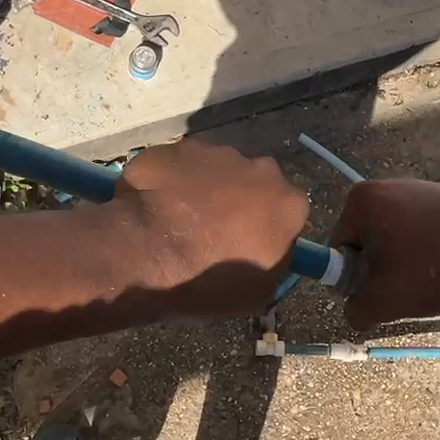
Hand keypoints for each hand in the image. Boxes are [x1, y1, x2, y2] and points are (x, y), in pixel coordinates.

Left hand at [111, 140, 310, 315]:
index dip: (268, 227)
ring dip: (205, 188)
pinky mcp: (179, 147)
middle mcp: (261, 169)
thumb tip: (268, 252)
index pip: (288, 211)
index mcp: (289, 204)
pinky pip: (181, 164)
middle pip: (255, 182)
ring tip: (179, 217)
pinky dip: (173, 179)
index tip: (249, 242)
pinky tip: (156, 204)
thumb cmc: (211, 281)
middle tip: (213, 229)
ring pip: (218, 169)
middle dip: (239, 200)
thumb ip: (274, 263)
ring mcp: (218, 153)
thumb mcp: (259, 292)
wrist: (150, 253)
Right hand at [328, 180, 439, 328]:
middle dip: (381, 270)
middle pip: (365, 243)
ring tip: (434, 278)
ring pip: (392, 240)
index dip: (355, 278)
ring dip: (405, 264)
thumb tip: (355, 309)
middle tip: (410, 288)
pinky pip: (418, 232)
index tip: (386, 289)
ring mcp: (415, 187)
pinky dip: (427, 252)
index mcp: (362, 200)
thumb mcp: (388, 301)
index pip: (337, 250)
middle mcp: (384, 185)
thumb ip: (356, 309)